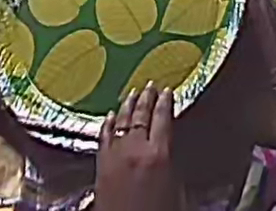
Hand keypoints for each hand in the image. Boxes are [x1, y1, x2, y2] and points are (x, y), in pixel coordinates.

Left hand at [95, 84, 176, 210]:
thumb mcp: (175, 190)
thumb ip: (171, 162)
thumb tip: (168, 146)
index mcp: (159, 154)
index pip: (163, 117)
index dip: (166, 101)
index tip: (168, 91)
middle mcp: (136, 149)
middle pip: (141, 114)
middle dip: (147, 97)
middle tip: (151, 85)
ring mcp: (115, 156)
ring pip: (121, 121)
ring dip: (128, 105)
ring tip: (132, 93)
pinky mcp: (100, 167)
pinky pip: (104, 137)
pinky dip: (107, 123)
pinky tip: (109, 116)